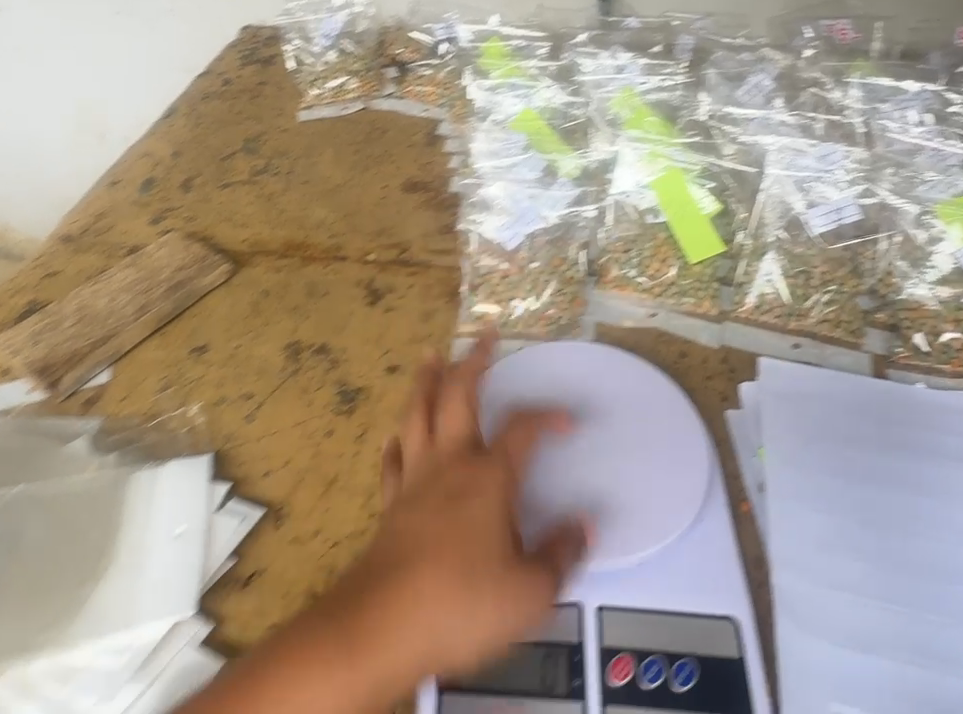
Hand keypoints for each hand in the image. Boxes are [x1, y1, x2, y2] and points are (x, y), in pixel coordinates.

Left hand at [329, 333, 588, 681]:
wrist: (381, 626)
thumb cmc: (462, 603)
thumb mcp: (530, 591)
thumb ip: (559, 555)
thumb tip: (581, 526)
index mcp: (488, 478)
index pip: (523, 430)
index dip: (548, 418)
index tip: (567, 420)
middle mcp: (449, 465)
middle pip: (458, 397)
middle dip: (473, 363)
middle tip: (482, 337)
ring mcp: (413, 481)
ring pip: (418, 414)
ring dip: (426, 382)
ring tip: (430, 356)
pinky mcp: (389, 504)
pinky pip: (392, 460)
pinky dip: (398, 441)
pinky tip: (397, 436)